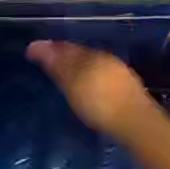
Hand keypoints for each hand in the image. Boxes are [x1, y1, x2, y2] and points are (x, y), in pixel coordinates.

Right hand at [26, 40, 155, 137]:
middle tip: (48, 60)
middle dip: (64, 55)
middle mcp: (106, 60)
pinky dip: (90, 77)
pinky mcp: (126, 88)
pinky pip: (102, 75)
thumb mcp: (73, 84)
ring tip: (66, 74)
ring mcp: (118, 73)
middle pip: (81, 54)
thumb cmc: (100, 103)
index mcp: (92, 56)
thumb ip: (57, 65)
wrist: (136, 123)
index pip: (67, 47)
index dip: (50, 48)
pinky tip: (88, 86)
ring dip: (78, 66)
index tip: (33, 51)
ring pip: (93, 64)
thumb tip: (37, 46)